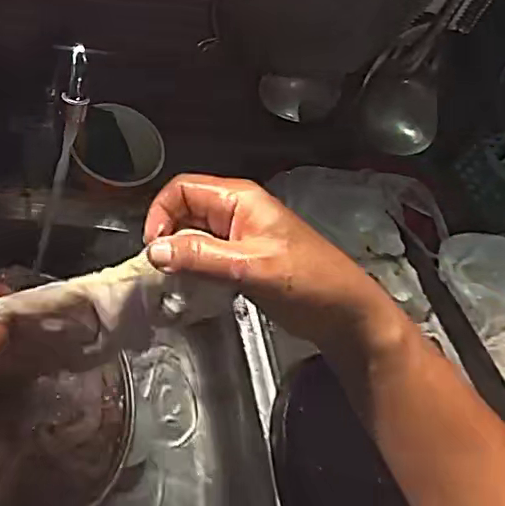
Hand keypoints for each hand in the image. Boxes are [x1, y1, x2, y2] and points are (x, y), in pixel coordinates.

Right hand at [143, 174, 407, 359]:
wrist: (349, 316)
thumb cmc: (309, 282)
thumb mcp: (251, 268)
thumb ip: (201, 257)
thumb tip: (155, 250)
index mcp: (238, 198)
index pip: (182, 189)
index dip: (161, 213)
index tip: (154, 247)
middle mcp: (236, 209)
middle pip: (184, 209)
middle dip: (168, 234)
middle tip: (161, 267)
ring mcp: (240, 233)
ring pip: (193, 232)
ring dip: (180, 253)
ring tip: (174, 280)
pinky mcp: (243, 256)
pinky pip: (206, 253)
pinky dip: (194, 266)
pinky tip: (192, 287)